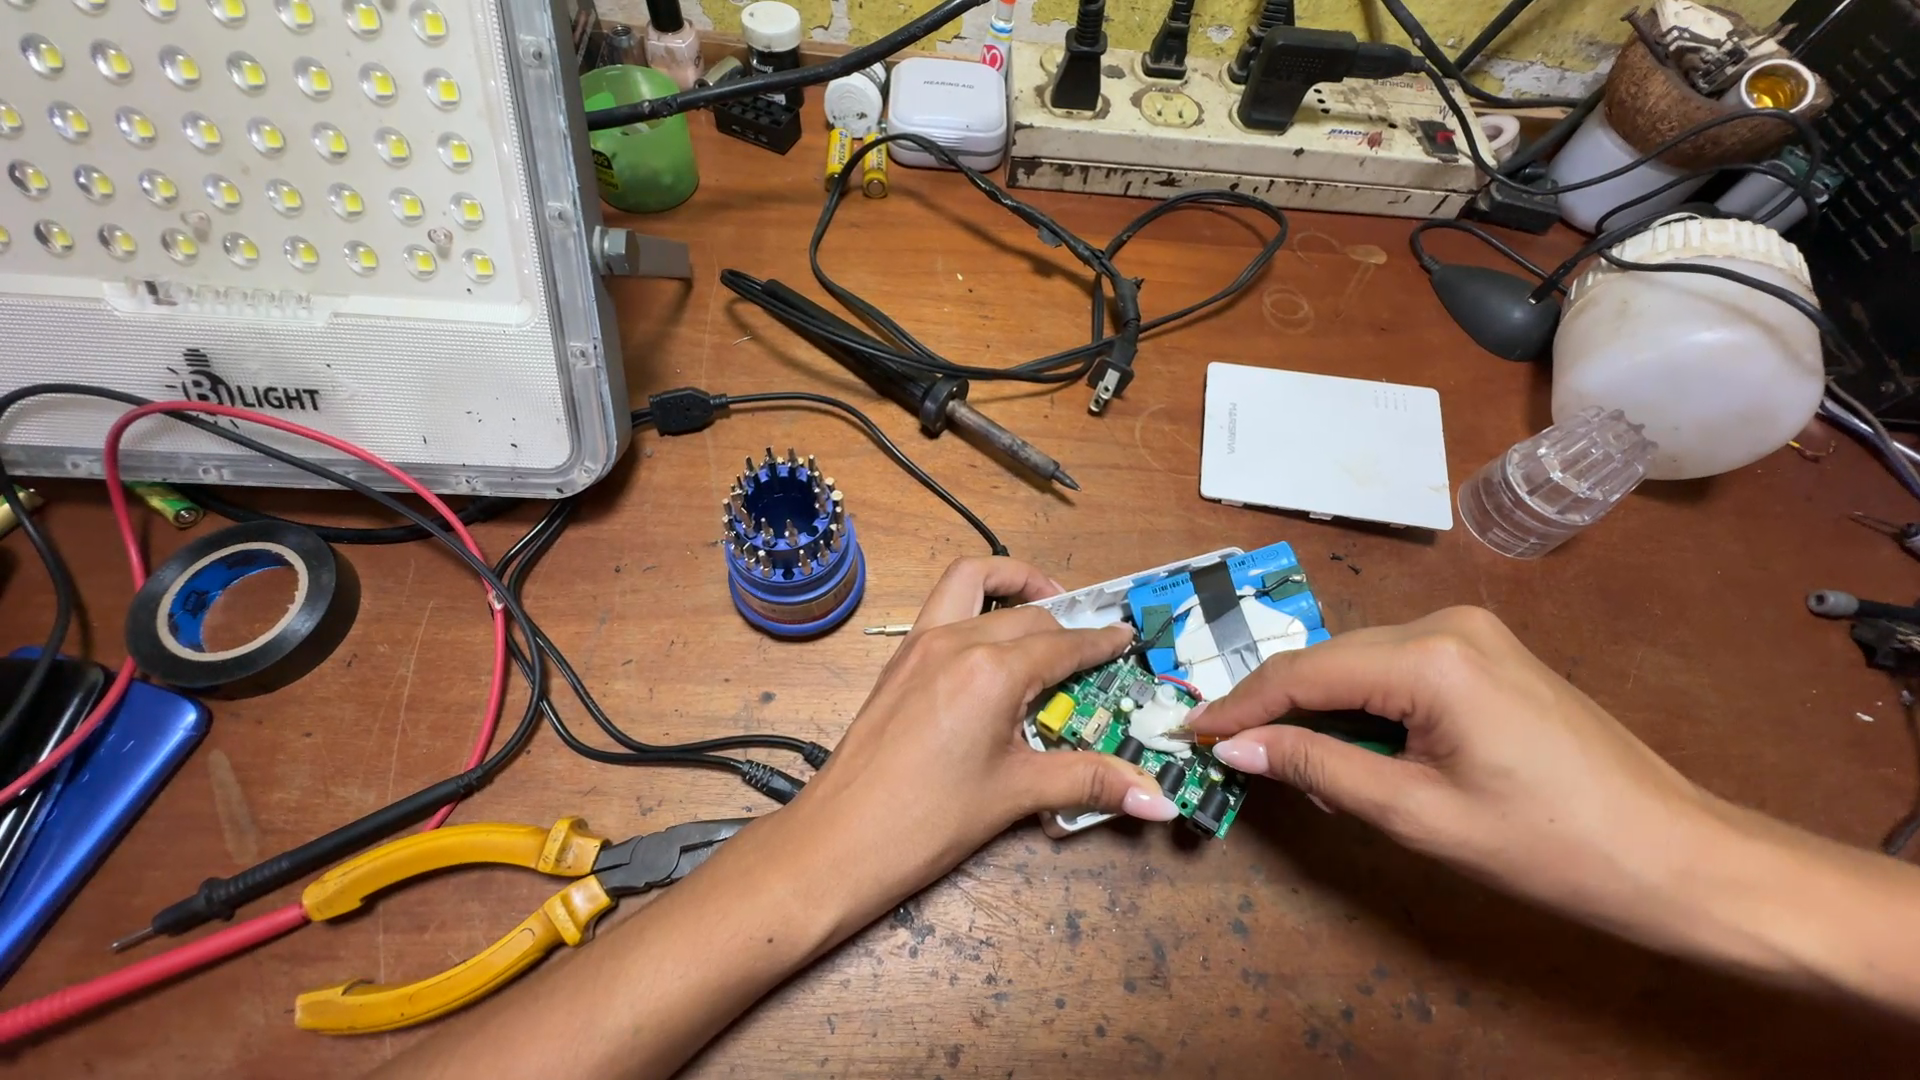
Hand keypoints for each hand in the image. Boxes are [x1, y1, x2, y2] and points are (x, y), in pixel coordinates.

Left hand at [785, 557, 1178, 915]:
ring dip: (1010, 582)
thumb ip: (1090, 781)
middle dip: (1065, 624)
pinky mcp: (898, 659)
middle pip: (1026, 614)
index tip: (1124, 636)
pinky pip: (942, 606)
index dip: (1099, 641)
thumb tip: (1160, 803)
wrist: (838, 841)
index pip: (1062, 644)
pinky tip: (989, 646)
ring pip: (971, 583)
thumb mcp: (1017, 795)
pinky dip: (975, 605)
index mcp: (992, 670)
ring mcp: (919, 644)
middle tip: (1090, 646)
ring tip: (1041, 606)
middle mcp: (955, 641)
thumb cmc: (930, 821)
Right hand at [1189, 606, 1735, 948]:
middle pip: (1326, 661)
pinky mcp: (1481, 652)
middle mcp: (1443, 624)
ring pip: (1354, 663)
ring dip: (1318, 710)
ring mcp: (1467, 632)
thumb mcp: (1417, 814)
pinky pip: (1391, 669)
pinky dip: (1360, 707)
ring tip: (1294, 763)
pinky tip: (1354, 746)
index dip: (1240, 706)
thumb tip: (1236, 749)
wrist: (1688, 860)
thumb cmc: (1552, 848)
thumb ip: (1317, 768)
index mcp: (1429, 657)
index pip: (1303, 673)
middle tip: (1236, 756)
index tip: (1193, 733)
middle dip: (1276, 709)